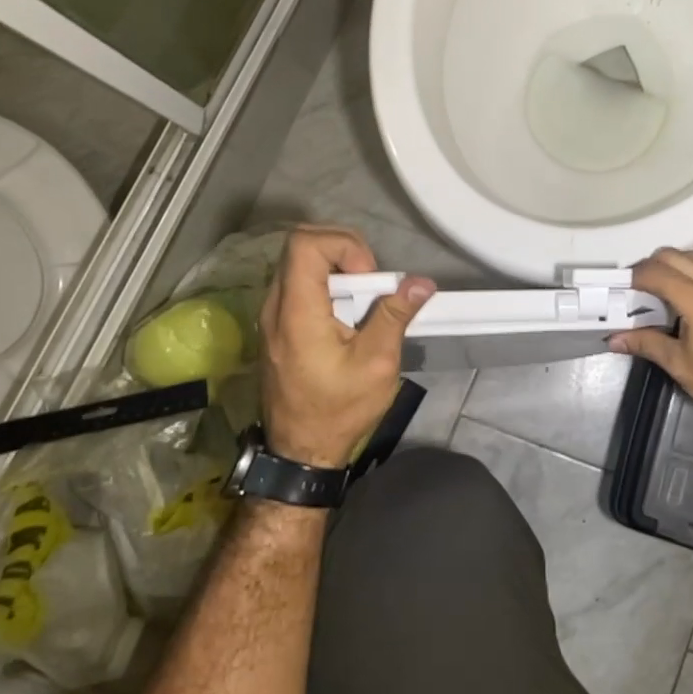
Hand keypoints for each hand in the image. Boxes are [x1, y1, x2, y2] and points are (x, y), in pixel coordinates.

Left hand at [258, 226, 433, 467]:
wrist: (300, 450)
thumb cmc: (339, 410)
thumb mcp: (377, 364)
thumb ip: (394, 317)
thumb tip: (420, 283)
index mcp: (297, 312)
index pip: (306, 243)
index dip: (344, 246)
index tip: (368, 279)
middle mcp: (275, 306)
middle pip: (301, 245)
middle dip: (345, 252)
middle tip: (371, 285)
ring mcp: (272, 316)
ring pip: (299, 264)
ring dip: (338, 270)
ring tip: (365, 303)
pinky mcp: (277, 326)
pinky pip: (299, 285)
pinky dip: (327, 287)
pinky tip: (349, 318)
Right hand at [607, 248, 692, 435]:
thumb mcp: (679, 365)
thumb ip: (646, 343)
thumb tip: (614, 339)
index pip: (658, 273)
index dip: (634, 277)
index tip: (618, 288)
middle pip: (675, 256)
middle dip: (650, 266)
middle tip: (634, 289)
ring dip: (672, 267)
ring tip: (656, 293)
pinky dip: (691, 274)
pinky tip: (682, 300)